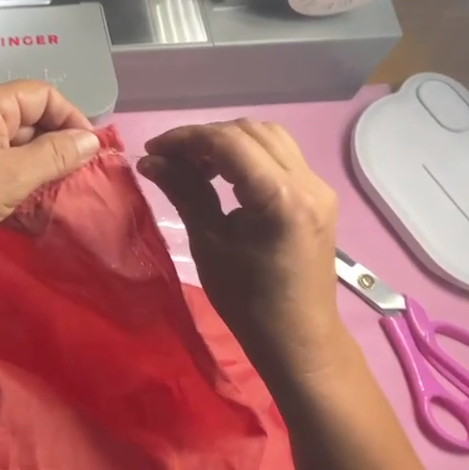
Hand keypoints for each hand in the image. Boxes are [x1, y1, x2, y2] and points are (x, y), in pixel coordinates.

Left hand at [0, 81, 101, 266]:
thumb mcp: (14, 176)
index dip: (71, 118)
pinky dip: (13, 166)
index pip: (42, 94)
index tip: (87, 150)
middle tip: (73, 172)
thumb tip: (91, 140)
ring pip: (11, 135)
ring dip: (35, 156)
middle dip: (54, 139)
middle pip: (27, 112)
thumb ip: (56, 155)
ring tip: (52, 184)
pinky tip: (23, 190)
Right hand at [136, 121, 350, 380]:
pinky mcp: (317, 195)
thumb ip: (183, 191)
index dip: (185, 139)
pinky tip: (222, 174)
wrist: (298, 339)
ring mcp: (318, 187)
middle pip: (249, 131)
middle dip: (204, 137)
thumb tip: (150, 161)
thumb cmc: (247, 301)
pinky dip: (246, 154)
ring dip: (227, 141)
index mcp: (279, 197)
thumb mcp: (208, 243)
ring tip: (194, 165)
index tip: (152, 152)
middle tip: (169, 160)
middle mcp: (307, 182)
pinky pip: (280, 155)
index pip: (228, 142)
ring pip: (267, 137)